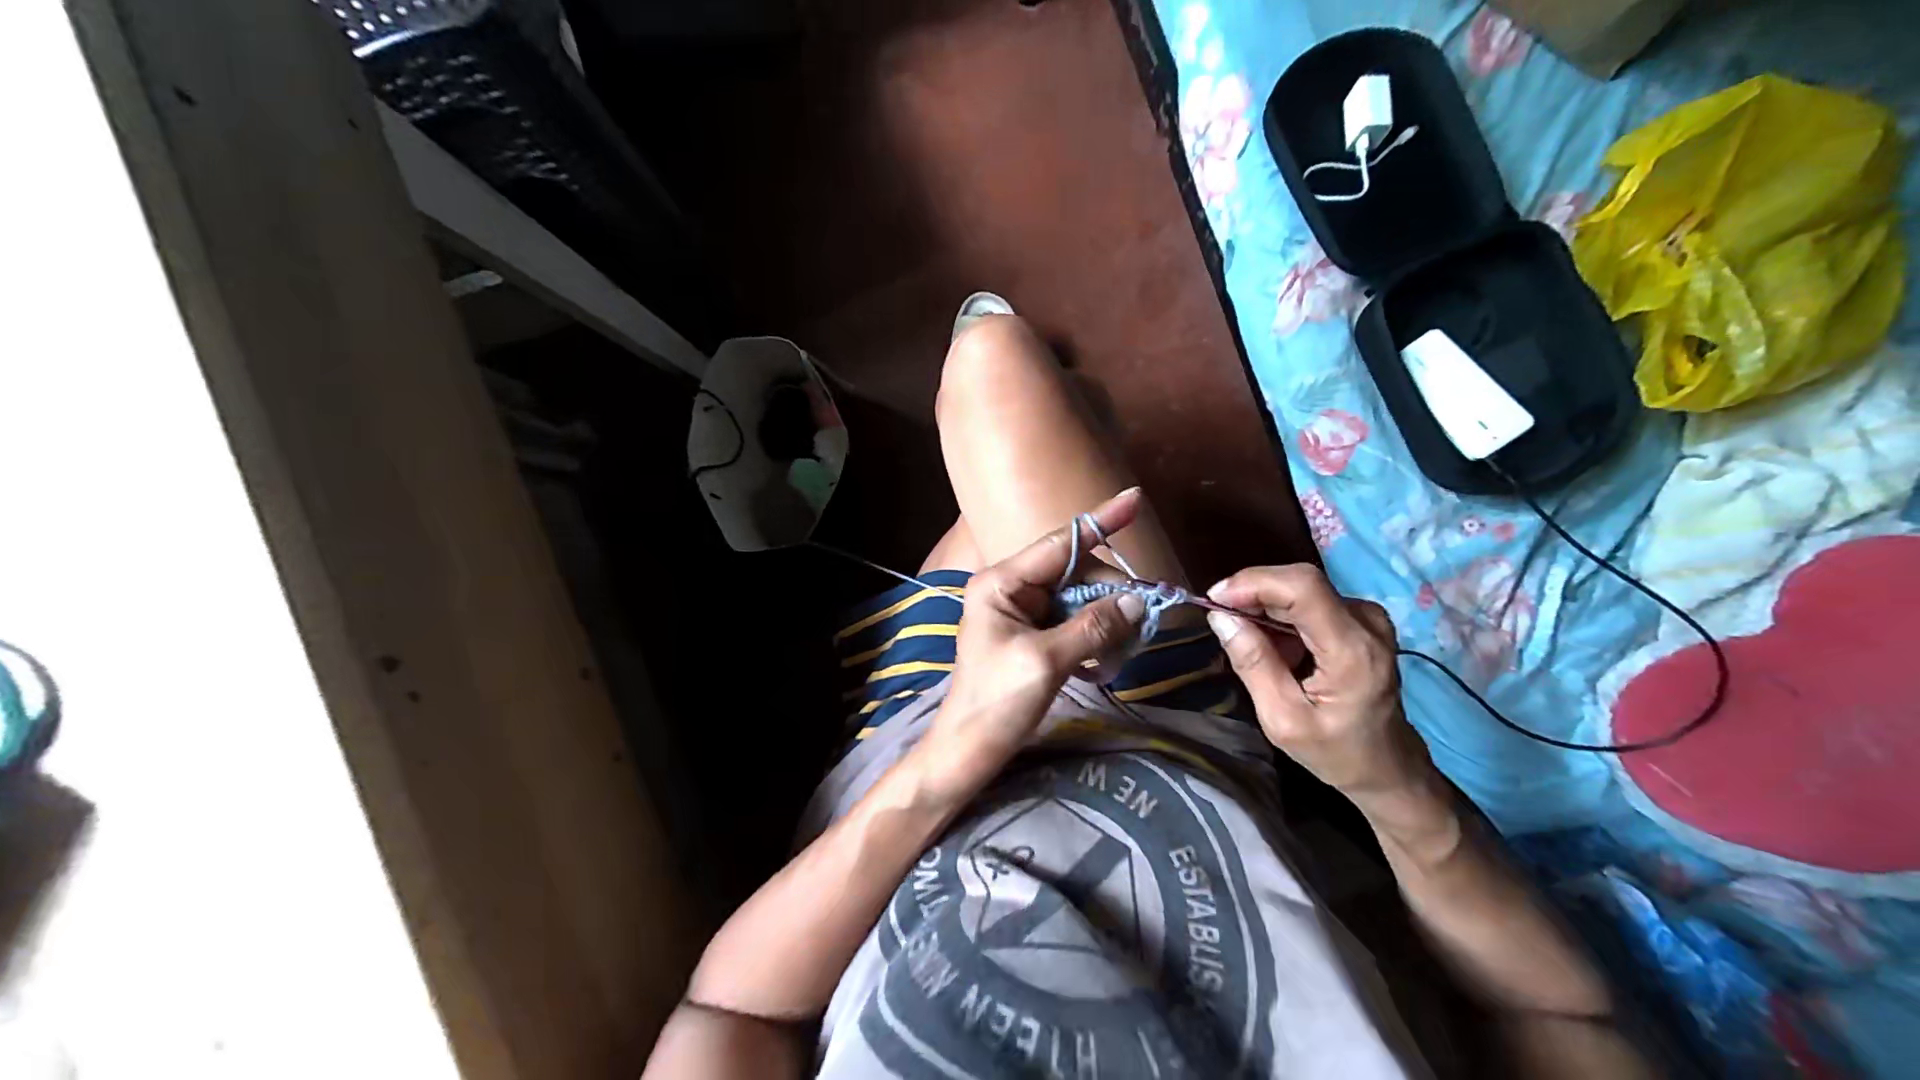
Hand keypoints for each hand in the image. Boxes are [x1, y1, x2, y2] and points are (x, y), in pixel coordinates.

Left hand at [911, 489, 1150, 803]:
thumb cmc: (996, 702)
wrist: (969, 749)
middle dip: (1111, 597)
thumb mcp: (1046, 662)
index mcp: (1001, 582)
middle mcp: (1011, 588)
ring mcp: (1022, 611)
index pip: (1059, 543)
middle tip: (1139, 628)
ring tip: (1115, 660)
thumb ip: (1092, 627)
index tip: (1137, 497)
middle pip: (1077, 574)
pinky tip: (1099, 668)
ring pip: (1081, 600)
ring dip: (1106, 625)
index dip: (1101, 522)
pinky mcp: (1033, 634)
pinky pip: (1075, 623)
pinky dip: (1094, 641)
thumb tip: (1137, 601)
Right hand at [1204, 565, 1438, 805]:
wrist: (1387, 766)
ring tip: (1243, 636)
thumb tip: (1220, 617)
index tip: (1214, 599)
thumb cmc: (1335, 751)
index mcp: (1352, 650)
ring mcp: (1367, 618)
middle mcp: (1367, 623)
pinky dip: (1279, 612)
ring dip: (1263, 604)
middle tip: (1219, 617)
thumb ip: (1253, 664)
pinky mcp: (1361, 619)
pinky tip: (1269, 641)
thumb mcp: (1282, 719)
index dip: (1254, 583)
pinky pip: (1309, 599)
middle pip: (1300, 582)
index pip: (1302, 588)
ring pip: (1301, 588)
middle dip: (1252, 591)